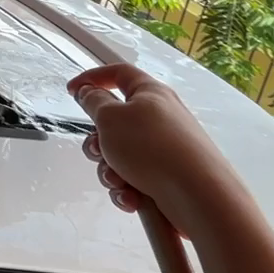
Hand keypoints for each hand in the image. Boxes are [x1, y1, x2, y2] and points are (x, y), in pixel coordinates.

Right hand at [67, 63, 258, 236]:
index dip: (92, 78)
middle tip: (99, 150)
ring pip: (119, 153)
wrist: (200, 198)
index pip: (118, 73)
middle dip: (97, 140)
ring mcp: (165, 149)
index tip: (73, 90)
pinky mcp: (167, 176)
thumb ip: (93, 101)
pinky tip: (131, 196)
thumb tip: (89, 92)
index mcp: (150, 94)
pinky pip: (133, 177)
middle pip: (113, 121)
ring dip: (109, 168)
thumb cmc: (154, 149)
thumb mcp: (110, 117)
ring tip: (119, 179)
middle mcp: (160, 118)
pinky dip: (126, 187)